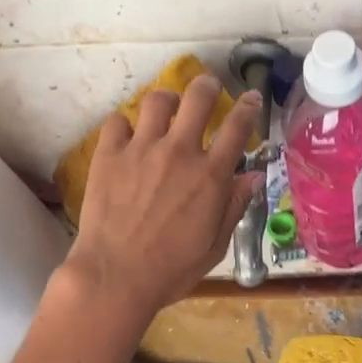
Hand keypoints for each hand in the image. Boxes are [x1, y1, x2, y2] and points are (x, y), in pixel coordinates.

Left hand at [66, 74, 262, 313]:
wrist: (115, 275)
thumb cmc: (172, 270)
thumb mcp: (215, 246)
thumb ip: (234, 207)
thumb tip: (253, 176)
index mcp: (210, 177)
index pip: (237, 128)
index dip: (248, 108)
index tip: (250, 99)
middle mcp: (179, 153)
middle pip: (198, 98)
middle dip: (208, 87)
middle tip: (209, 89)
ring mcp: (141, 150)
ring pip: (158, 100)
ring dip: (168, 100)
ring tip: (168, 108)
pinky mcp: (109, 154)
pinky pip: (118, 120)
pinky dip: (127, 124)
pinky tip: (129, 136)